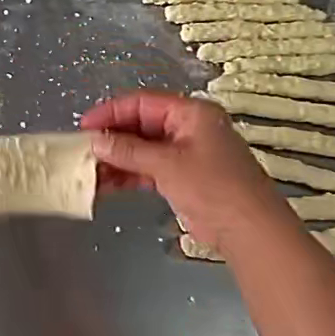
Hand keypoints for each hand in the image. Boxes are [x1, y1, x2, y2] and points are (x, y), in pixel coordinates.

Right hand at [80, 90, 294, 251]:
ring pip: (140, 148)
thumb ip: (127, 150)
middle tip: (83, 149)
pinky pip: (146, 168)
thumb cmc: (214, 188)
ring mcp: (185, 153)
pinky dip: (126, 174)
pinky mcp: (181, 177)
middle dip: (111, 138)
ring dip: (115, 159)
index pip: (142, 103)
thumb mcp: (166, 164)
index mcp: (191, 113)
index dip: (110, 112)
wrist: (251, 232)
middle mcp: (188, 128)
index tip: (84, 126)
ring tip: (89, 170)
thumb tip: (95, 141)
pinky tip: (104, 184)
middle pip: (139, 125)